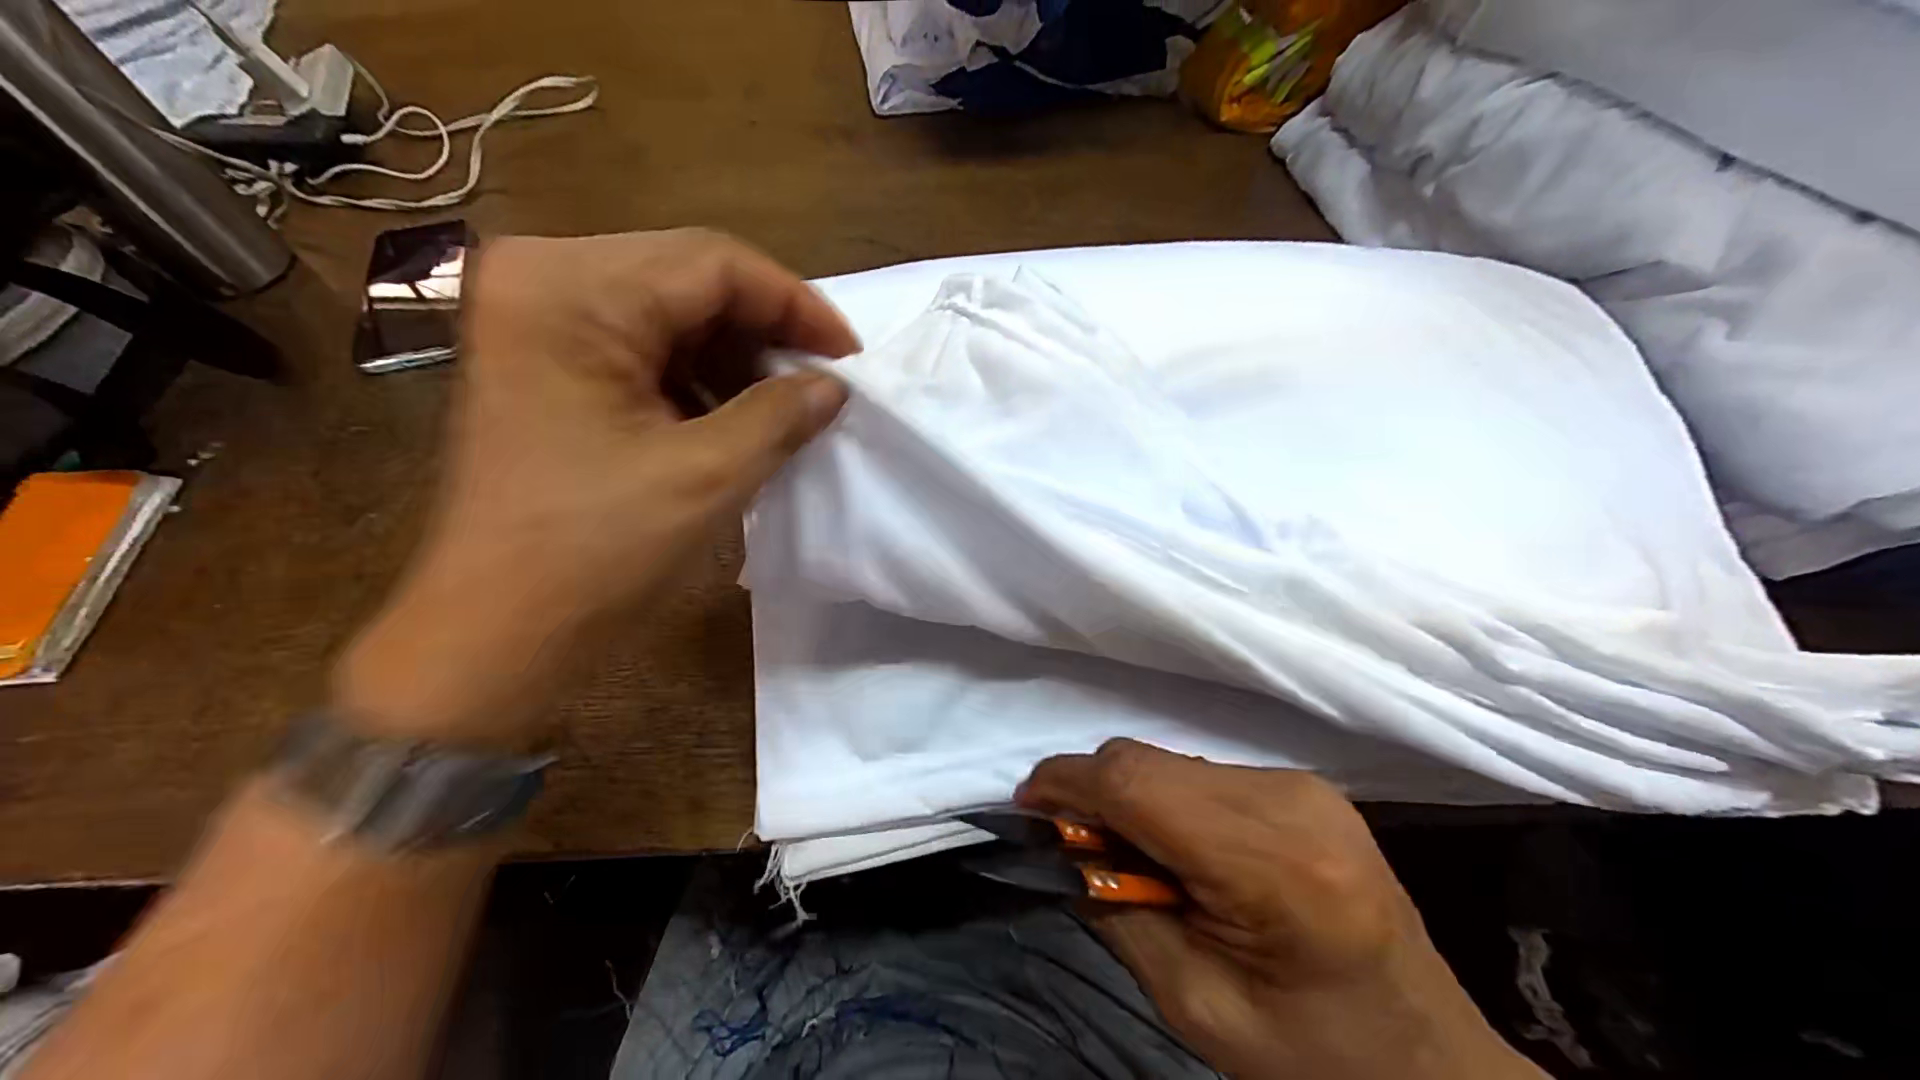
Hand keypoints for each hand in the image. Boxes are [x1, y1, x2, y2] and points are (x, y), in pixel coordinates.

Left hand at [335, 229, 858, 745]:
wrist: (494, 634)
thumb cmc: (594, 553)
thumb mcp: (708, 477)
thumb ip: (782, 415)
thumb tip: (835, 385)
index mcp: (569, 290)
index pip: (712, 262)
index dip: (796, 306)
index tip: (851, 358)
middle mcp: (540, 279)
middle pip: (688, 277)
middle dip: (766, 331)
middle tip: (822, 382)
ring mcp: (534, 319)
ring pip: (669, 309)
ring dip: (735, 356)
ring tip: (785, 406)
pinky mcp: (541, 361)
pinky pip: (641, 344)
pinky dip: (698, 375)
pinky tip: (734, 416)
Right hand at [1019, 740, 1545, 1079]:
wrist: (1430, 1063)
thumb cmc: (1311, 1058)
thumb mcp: (1193, 1004)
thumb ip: (1117, 912)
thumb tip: (1064, 845)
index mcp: (1274, 866)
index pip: (1138, 786)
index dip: (1067, 785)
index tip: (1025, 807)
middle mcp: (1291, 800)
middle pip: (1148, 762)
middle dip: (1091, 792)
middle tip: (1074, 849)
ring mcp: (1303, 785)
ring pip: (1169, 760)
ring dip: (1129, 797)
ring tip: (1131, 860)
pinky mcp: (1304, 785)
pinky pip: (1201, 772)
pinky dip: (1166, 799)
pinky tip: (1178, 850)